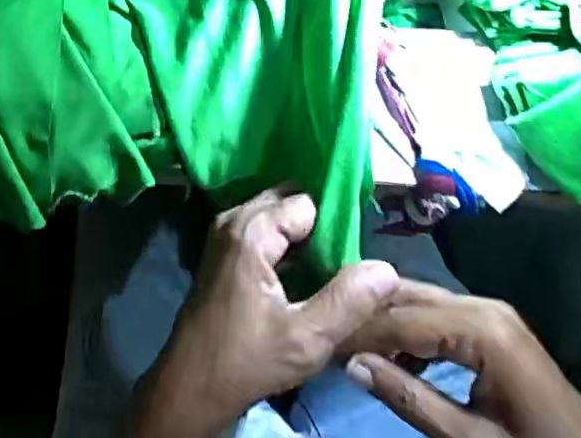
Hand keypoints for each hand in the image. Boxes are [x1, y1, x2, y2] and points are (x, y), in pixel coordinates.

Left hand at [130, 188, 399, 436]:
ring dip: (302, 234)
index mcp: (250, 231)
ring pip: (274, 214)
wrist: (194, 378)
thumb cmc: (247, 358)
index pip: (304, 203)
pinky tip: (306, 269)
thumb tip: (387, 268)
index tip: (357, 250)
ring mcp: (225, 231)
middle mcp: (234, 219)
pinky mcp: (224, 248)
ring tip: (333, 264)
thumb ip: (347, 301)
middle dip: (318, 224)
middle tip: (347, 257)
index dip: (334, 224)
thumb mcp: (306, 338)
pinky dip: (285, 240)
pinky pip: (262, 227)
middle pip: (286, 202)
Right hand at [342, 279, 580, 437]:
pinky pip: (439, 315)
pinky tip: (395, 357)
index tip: (325, 347)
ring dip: (386, 323)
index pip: (400, 318)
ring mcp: (490, 312)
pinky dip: (411, 331)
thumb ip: (410, 398)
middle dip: (368, 318)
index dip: (360, 333)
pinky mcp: (494, 325)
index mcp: (480, 327)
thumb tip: (351, 364)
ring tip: (356, 348)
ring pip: (419, 301)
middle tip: (332, 339)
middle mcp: (482, 305)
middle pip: (407, 297)